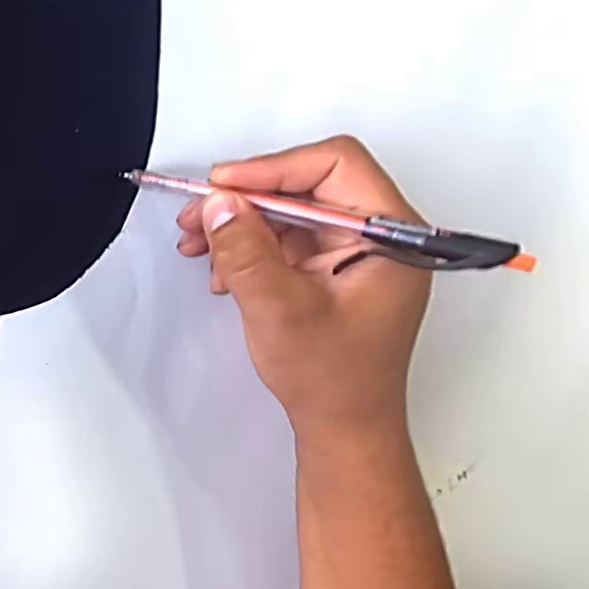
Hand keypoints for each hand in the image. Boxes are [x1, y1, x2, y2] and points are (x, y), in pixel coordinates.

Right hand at [175, 136, 431, 438]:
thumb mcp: (279, 309)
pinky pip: (281, 236)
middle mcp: (376, 235)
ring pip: (286, 209)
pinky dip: (245, 245)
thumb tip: (219, 204)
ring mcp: (351, 250)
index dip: (272, 167)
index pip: (333, 165)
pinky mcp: (328, 265)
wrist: (341, 422)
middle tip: (199, 213)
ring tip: (198, 242)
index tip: (224, 185)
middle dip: (244, 198)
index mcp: (390, 235)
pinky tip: (220, 266)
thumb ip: (246, 251)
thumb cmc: (333, 379)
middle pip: (303, 184)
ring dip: (237, 223)